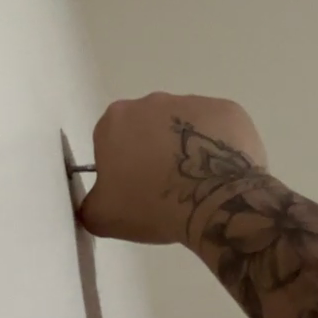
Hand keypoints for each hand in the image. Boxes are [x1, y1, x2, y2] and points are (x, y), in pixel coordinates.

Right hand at [77, 93, 268, 245]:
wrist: (214, 204)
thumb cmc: (151, 205)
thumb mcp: (101, 216)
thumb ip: (89, 204)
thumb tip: (94, 202)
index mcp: (115, 120)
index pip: (111, 142)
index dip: (121, 167)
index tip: (133, 189)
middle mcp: (151, 101)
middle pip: (147, 128)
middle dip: (153, 152)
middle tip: (164, 187)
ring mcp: (193, 102)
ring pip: (183, 127)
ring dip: (186, 149)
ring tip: (197, 184)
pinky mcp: (228, 110)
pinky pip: (218, 129)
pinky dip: (219, 147)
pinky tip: (221, 174)